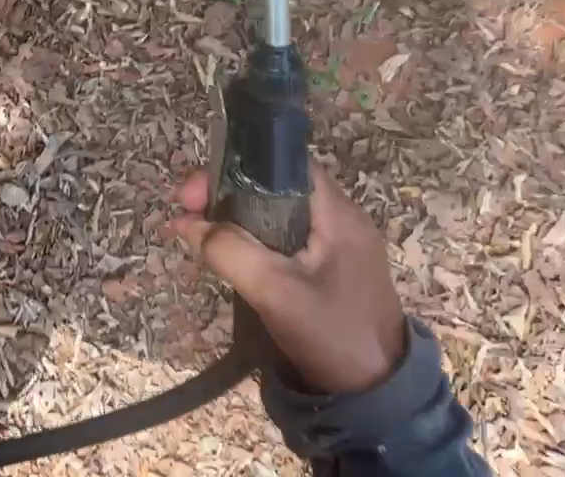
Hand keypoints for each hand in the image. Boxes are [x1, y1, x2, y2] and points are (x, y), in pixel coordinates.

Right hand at [168, 163, 407, 395]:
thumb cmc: (333, 334)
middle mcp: (339, 221)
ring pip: (271, 211)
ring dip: (231, 217)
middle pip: (270, 185)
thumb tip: (185, 224)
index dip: (233, 168)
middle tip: (188, 214)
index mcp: (337, 216)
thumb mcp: (274, 291)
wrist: (379, 399)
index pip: (281, 164)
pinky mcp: (327, 267)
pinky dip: (247, 237)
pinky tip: (225, 253)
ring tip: (198, 234)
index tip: (196, 194)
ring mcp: (335, 245)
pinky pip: (279, 236)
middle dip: (223, 193)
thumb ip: (227, 250)